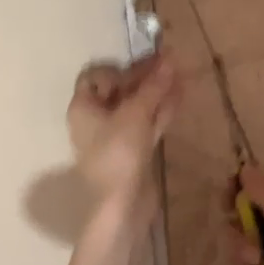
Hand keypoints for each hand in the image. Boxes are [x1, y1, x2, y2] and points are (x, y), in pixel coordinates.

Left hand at [67, 53, 179, 203]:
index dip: (116, 70)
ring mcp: (116, 136)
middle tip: (170, 62)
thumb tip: (169, 58)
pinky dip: (160, 110)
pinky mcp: (134, 150)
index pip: (94, 77)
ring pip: (136, 107)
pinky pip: (146, 123)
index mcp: (83, 108)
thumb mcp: (135, 114)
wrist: (123, 206)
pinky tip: (179, 96)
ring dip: (156, 92)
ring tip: (180, 74)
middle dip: (144, 77)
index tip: (138, 70)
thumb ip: (153, 87)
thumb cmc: (119, 154)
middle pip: (119, 90)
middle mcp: (96, 119)